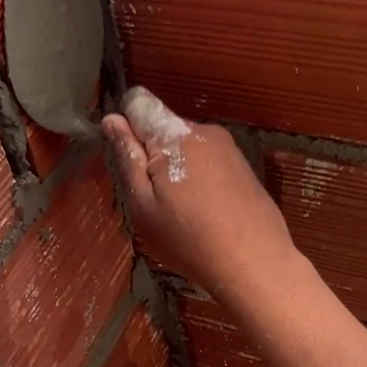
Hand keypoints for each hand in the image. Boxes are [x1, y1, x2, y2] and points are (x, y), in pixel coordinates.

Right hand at [101, 88, 303, 302]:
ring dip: (176, 168)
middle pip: (164, 128)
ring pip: (186, 146)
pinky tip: (204, 212)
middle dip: (152, 153)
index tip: (129, 160)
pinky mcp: (243, 166)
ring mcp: (228, 147)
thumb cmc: (189, 239)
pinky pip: (208, 160)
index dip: (126, 126)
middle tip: (154, 198)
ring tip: (181, 211)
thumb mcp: (144, 205)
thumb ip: (128, 158)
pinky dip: (198, 178)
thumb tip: (112, 120)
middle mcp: (203, 131)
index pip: (139, 103)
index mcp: (174, 136)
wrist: (255, 263)